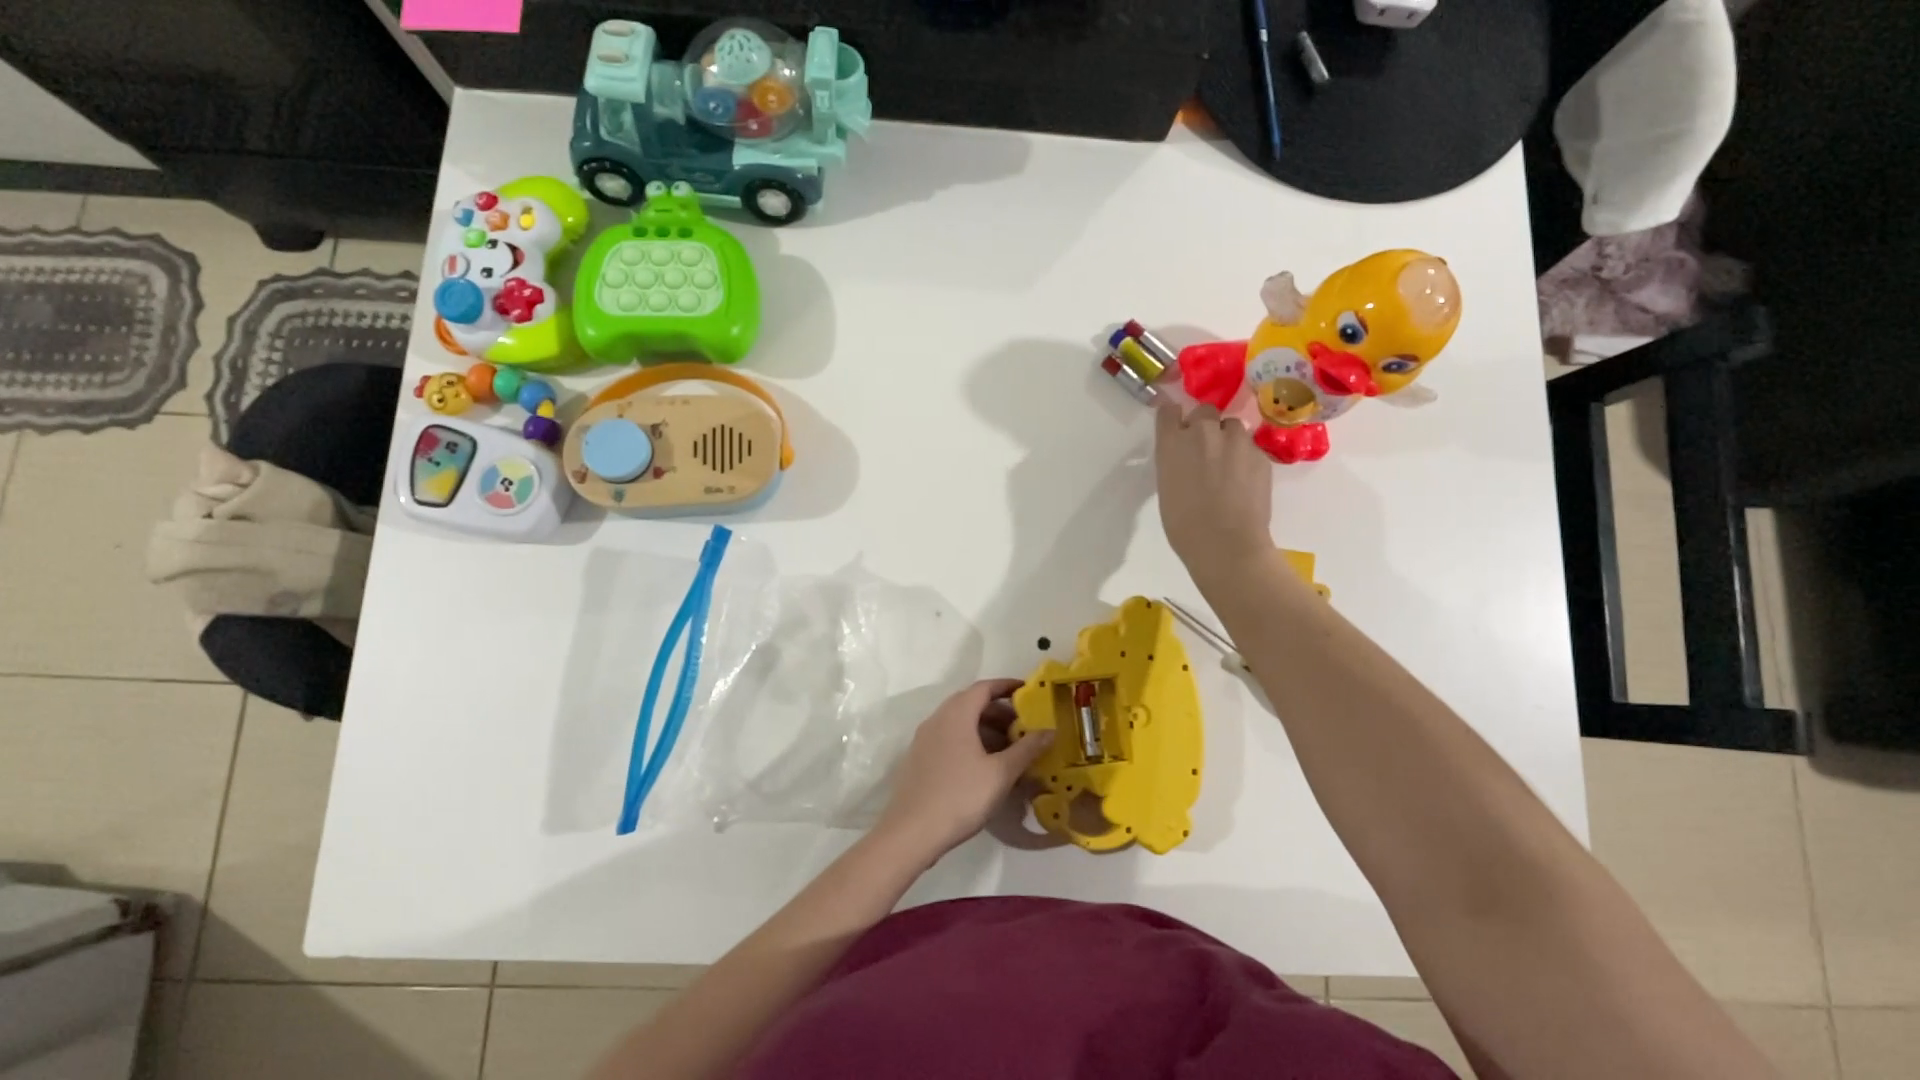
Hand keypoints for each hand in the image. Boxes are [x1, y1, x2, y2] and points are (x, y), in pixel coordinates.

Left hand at [875, 679, 1053, 860]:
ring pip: (959, 723)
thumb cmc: (960, 796)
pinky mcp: (919, 759)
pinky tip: (985, 767)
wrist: (911, 833)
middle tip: (1024, 728)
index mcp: (956, 714)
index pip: (984, 687)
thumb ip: (1027, 749)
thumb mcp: (1001, 774)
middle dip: (1000, 712)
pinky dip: (970, 742)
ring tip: (1009, 750)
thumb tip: (1050, 730)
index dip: (1007, 686)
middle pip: (971, 704)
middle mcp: (937, 719)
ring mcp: (924, 739)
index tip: (1029, 692)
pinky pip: (949, 739)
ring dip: (985, 729)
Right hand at [1155, 402, 1274, 577]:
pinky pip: (1250, 447)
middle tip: (1206, 451)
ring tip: (1230, 466)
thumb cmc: (1185, 525)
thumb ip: (1175, 461)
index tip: (1177, 428)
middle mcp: (1203, 432)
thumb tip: (1187, 457)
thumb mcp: (1167, 487)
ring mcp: (1235, 440)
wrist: (1226, 543)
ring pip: (1232, 426)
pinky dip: (1246, 458)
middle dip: (1205, 426)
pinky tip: (1245, 482)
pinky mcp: (1260, 453)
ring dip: (1228, 439)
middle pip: (1204, 411)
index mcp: (1172, 443)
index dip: (1174, 418)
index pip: (1169, 411)